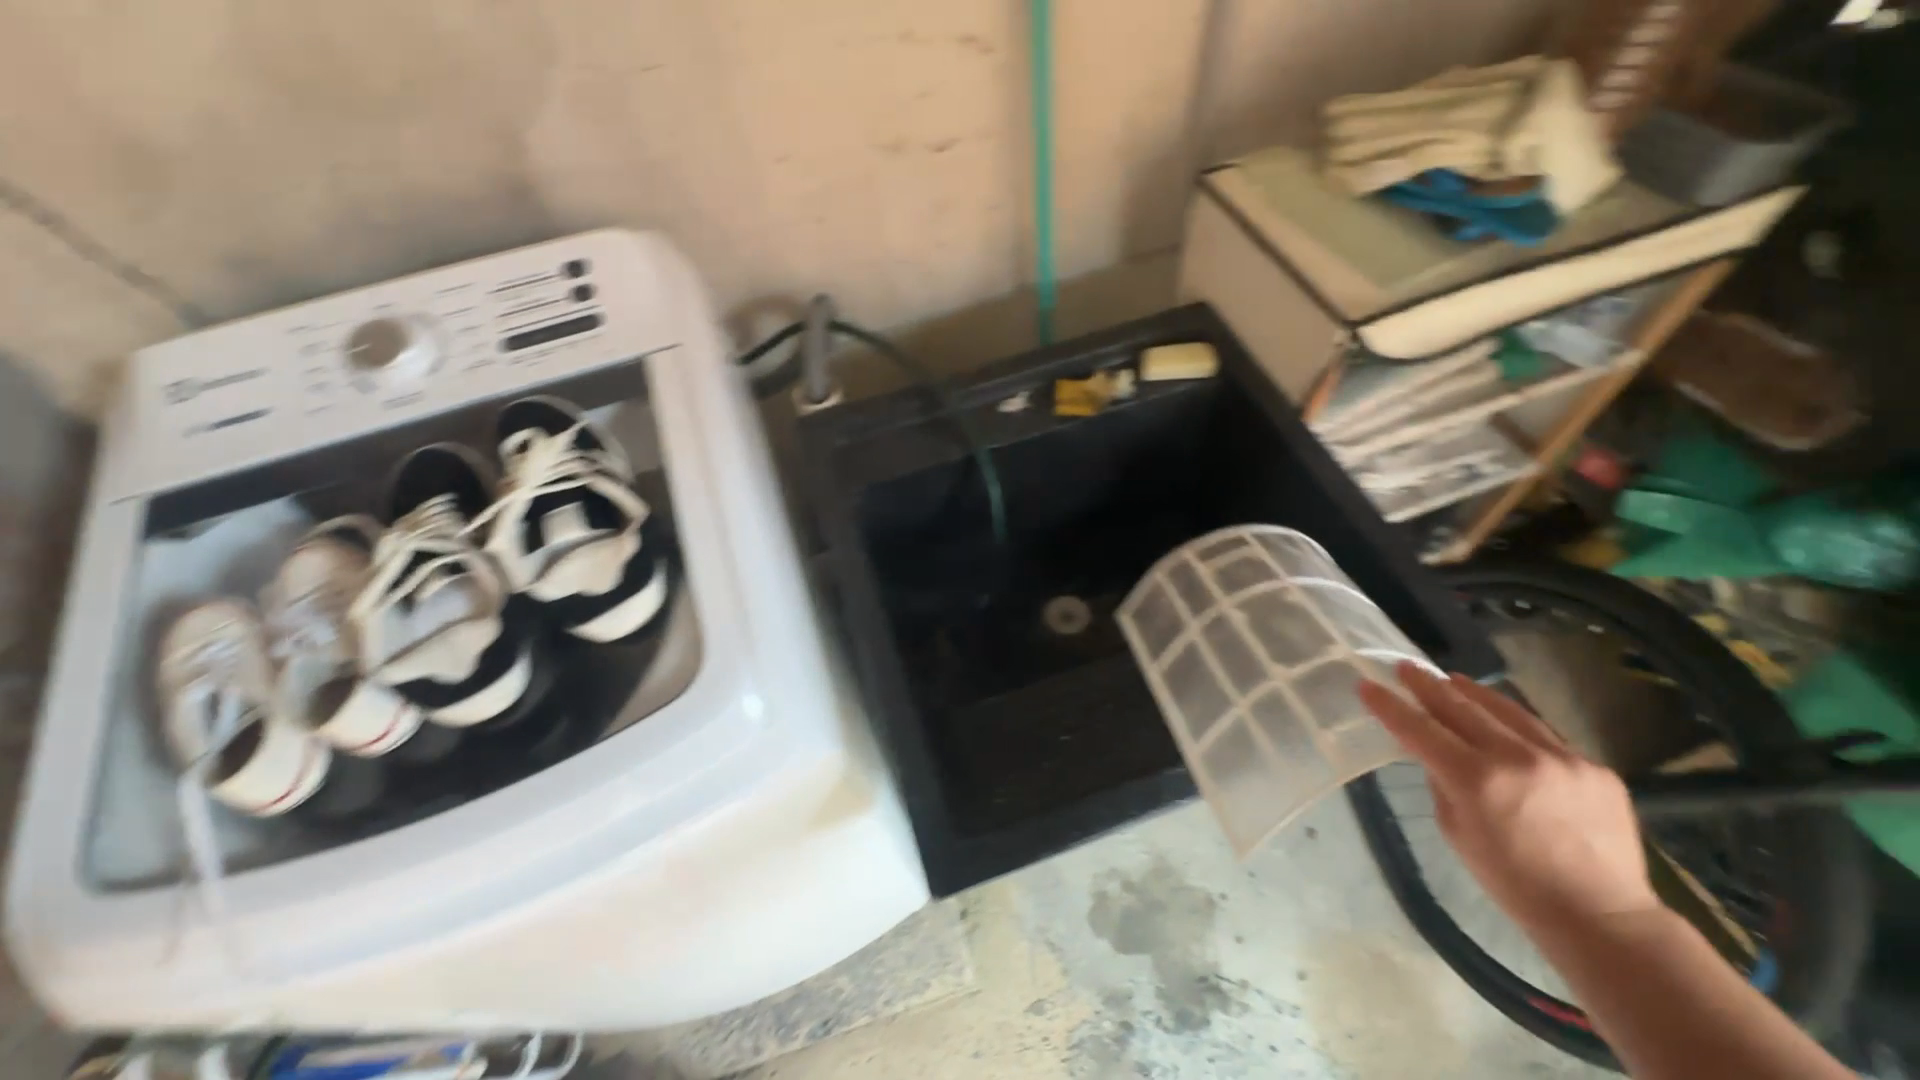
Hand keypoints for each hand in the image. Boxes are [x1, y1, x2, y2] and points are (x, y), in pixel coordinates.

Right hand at [1358, 662, 1660, 939]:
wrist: (1600, 914)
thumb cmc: (1513, 883)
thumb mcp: (1457, 834)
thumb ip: (1442, 785)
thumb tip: (1435, 755)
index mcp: (1476, 780)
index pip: (1420, 730)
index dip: (1390, 706)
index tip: (1368, 685)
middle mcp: (1517, 758)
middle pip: (1461, 707)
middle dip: (1428, 686)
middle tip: (1406, 667)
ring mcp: (1562, 758)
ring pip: (1507, 710)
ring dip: (1473, 693)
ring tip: (1451, 680)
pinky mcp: (1594, 766)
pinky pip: (1544, 734)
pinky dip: (1514, 722)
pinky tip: (1503, 721)